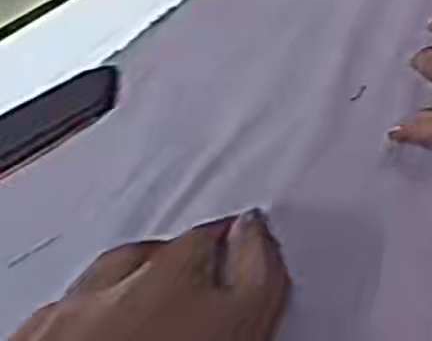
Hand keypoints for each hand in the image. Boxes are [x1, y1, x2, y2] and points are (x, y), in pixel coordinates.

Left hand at [10, 211, 287, 340]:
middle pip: (139, 255)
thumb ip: (260, 257)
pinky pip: (44, 329)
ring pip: (85, 292)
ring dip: (113, 295)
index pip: (208, 232)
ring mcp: (50, 331)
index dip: (228, 244)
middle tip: (187, 283)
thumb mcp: (254, 309)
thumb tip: (251, 226)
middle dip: (163, 262)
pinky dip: (72, 330)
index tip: (235, 258)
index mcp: (169, 269)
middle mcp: (103, 292)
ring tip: (140, 321)